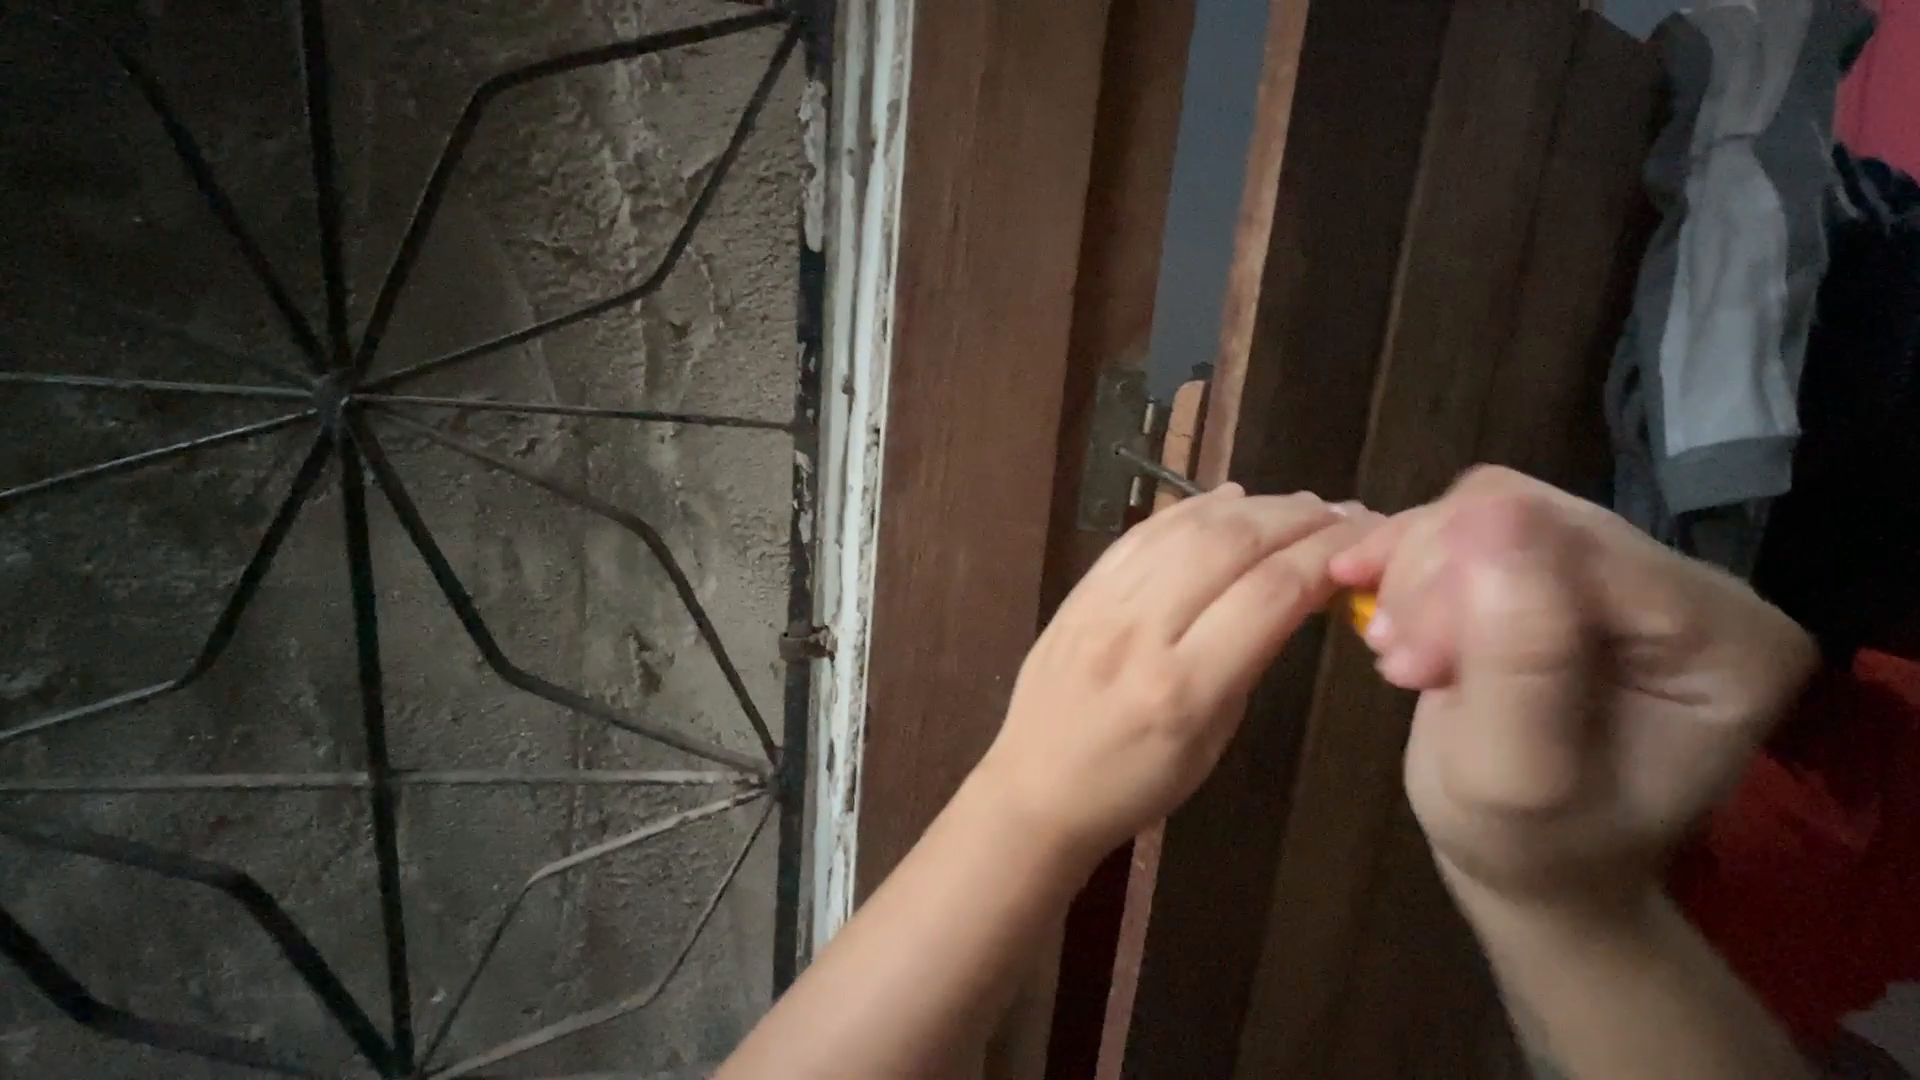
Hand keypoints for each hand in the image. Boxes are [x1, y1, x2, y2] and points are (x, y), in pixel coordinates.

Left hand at [976, 484, 1377, 857]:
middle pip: (1230, 544)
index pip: (1271, 593)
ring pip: (1185, 528)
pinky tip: (1229, 499)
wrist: (1037, 786)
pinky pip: (1141, 534)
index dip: (1327, 555)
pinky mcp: (1080, 591)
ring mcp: (1102, 604)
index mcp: (1183, 687)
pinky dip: (1191, 508)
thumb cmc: (1136, 784)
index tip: (1365, 540)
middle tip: (1342, 513)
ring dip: (1251, 505)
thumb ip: (1252, 659)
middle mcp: (1141, 631)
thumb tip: (1296, 589)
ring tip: (1297, 504)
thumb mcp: (1214, 739)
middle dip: (1296, 518)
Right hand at [1330, 467, 1816, 907]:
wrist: (1529, 860)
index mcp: (1724, 636)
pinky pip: (1468, 518)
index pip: (1568, 547)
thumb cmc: (1526, 842)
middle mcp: (1691, 584)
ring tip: (1394, 646)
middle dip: (1432, 581)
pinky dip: (1408, 556)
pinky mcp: (1560, 566)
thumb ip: (1517, 657)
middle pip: (1525, 512)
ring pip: (1486, 505)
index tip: (1405, 666)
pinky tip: (1381, 603)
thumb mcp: (1514, 774)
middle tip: (1398, 661)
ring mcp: (1624, 569)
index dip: (1461, 586)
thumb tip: (1493, 515)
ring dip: (1413, 571)